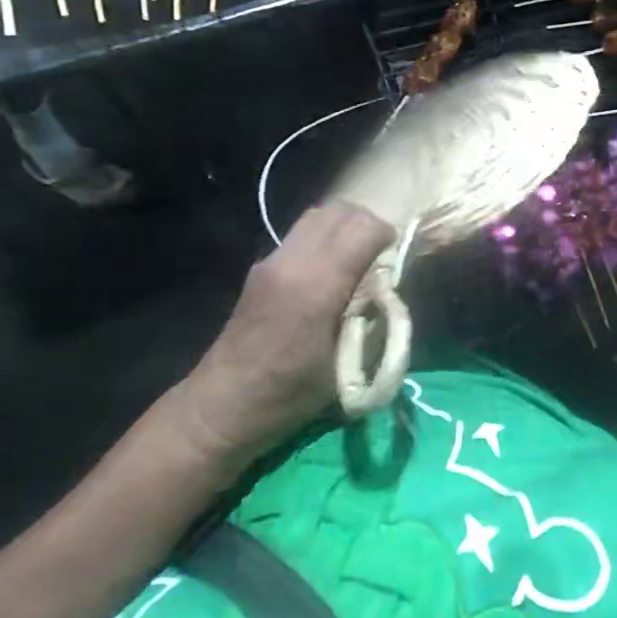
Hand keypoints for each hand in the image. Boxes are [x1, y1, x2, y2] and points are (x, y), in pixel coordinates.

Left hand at [180, 202, 395, 460]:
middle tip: (379, 256)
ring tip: (355, 262)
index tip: (394, 261)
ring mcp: (271, 261)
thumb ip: (371, 321)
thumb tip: (388, 289)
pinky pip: (300, 235)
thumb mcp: (344, 369)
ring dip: (343, 228)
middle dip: (367, 225)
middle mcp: (291, 262)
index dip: (386, 236)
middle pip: (338, 211)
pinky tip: (328, 274)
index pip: (361, 228)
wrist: (222, 406)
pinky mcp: (260, 267)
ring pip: (317, 216)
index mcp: (315, 287)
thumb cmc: (287, 397)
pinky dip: (323, 239)